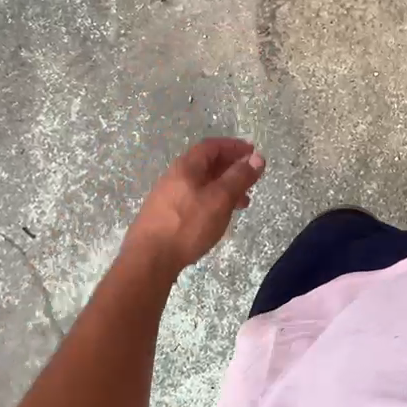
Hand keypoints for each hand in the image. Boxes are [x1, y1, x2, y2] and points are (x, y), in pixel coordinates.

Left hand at [124, 138, 264, 274]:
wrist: (148, 260)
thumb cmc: (188, 225)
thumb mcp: (220, 199)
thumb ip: (239, 177)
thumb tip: (257, 157)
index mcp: (186, 167)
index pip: (212, 146)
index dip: (233, 146)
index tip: (252, 152)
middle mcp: (174, 177)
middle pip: (206, 164)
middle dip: (231, 168)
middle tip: (251, 179)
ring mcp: (168, 197)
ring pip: (202, 184)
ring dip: (224, 188)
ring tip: (242, 203)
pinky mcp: (166, 216)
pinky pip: (195, 200)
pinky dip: (212, 201)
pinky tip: (218, 217)